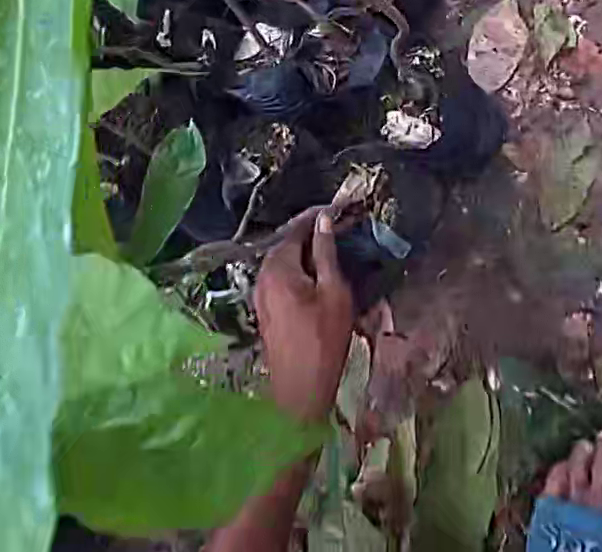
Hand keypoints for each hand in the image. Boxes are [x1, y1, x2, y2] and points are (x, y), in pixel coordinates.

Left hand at [255, 209, 354, 423]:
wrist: (300, 393)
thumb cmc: (323, 339)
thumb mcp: (333, 291)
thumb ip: (327, 252)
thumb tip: (324, 220)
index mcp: (277, 268)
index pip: (296, 229)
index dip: (317, 216)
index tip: (340, 207)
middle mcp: (263, 276)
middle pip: (288, 243)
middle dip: (312, 232)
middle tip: (341, 225)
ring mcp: (261, 294)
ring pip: (285, 260)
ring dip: (307, 251)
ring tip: (334, 246)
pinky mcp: (266, 309)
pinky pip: (282, 277)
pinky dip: (300, 268)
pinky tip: (319, 272)